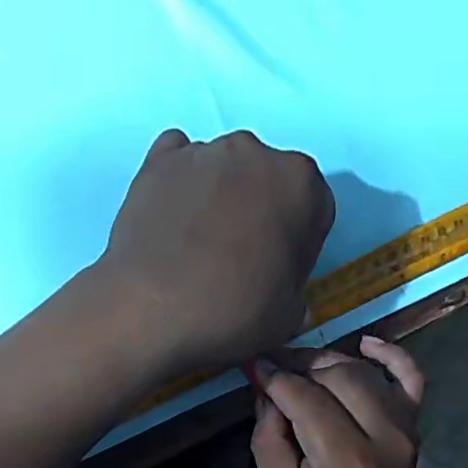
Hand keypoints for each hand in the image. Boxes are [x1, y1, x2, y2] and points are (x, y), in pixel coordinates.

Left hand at [94, 129, 334, 378]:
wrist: (152, 310)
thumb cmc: (234, 312)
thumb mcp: (289, 316)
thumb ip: (294, 292)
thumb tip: (284, 295)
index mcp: (300, 182)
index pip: (315, 207)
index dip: (302, 243)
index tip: (284, 270)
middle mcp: (254, 151)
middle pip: (269, 181)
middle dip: (263, 212)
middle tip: (246, 261)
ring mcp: (202, 151)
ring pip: (225, 171)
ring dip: (223, 198)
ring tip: (203, 247)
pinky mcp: (157, 161)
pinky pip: (180, 163)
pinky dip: (182, 184)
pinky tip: (176, 219)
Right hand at [251, 336, 429, 467]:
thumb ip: (268, 436)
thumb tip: (268, 387)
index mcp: (347, 460)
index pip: (305, 398)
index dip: (275, 377)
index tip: (253, 366)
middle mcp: (384, 436)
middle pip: (336, 376)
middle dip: (299, 366)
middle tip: (272, 368)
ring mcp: (406, 427)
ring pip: (363, 372)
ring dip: (327, 362)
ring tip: (299, 367)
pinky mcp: (415, 424)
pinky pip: (409, 375)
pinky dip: (389, 354)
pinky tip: (364, 343)